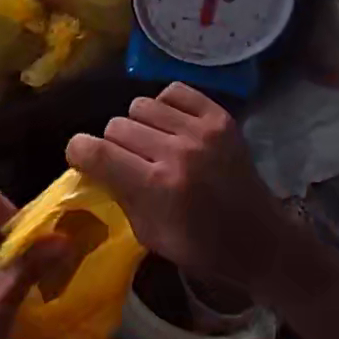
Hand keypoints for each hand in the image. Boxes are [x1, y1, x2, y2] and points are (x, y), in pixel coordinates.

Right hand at [66, 83, 298, 293]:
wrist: (260, 237)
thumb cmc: (201, 246)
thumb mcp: (149, 234)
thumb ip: (119, 194)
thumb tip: (94, 165)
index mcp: (157, 187)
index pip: (98, 151)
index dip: (79, 151)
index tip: (80, 157)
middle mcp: (177, 152)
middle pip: (116, 125)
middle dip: (113, 144)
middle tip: (127, 161)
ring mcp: (201, 130)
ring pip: (141, 105)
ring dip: (138, 125)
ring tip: (152, 143)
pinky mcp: (219, 116)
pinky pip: (173, 92)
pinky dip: (165, 106)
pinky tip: (171, 126)